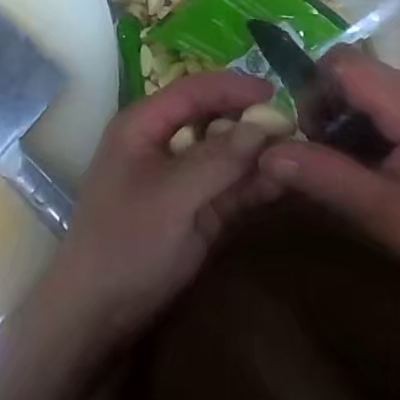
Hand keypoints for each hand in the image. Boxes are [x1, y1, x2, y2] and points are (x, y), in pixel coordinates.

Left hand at [38, 71, 276, 342]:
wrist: (98, 312)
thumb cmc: (125, 242)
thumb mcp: (172, 196)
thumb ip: (218, 159)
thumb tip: (265, 124)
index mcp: (142, 127)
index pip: (192, 91)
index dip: (232, 87)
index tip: (275, 91)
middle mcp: (162, 145)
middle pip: (213, 120)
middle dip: (251, 122)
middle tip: (297, 127)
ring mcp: (180, 180)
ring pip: (226, 155)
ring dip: (258, 154)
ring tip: (301, 153)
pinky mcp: (196, 211)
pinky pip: (230, 188)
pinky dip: (254, 185)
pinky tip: (285, 181)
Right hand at [259, 48, 399, 321]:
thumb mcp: (385, 215)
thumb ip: (321, 176)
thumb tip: (264, 154)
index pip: (340, 63)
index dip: (312, 95)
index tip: (312, 143)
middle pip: (355, 74)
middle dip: (330, 113)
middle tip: (333, 166)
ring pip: (373, 89)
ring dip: (352, 124)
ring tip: (361, 175)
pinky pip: (397, 102)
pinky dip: (377, 128)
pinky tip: (389, 172)